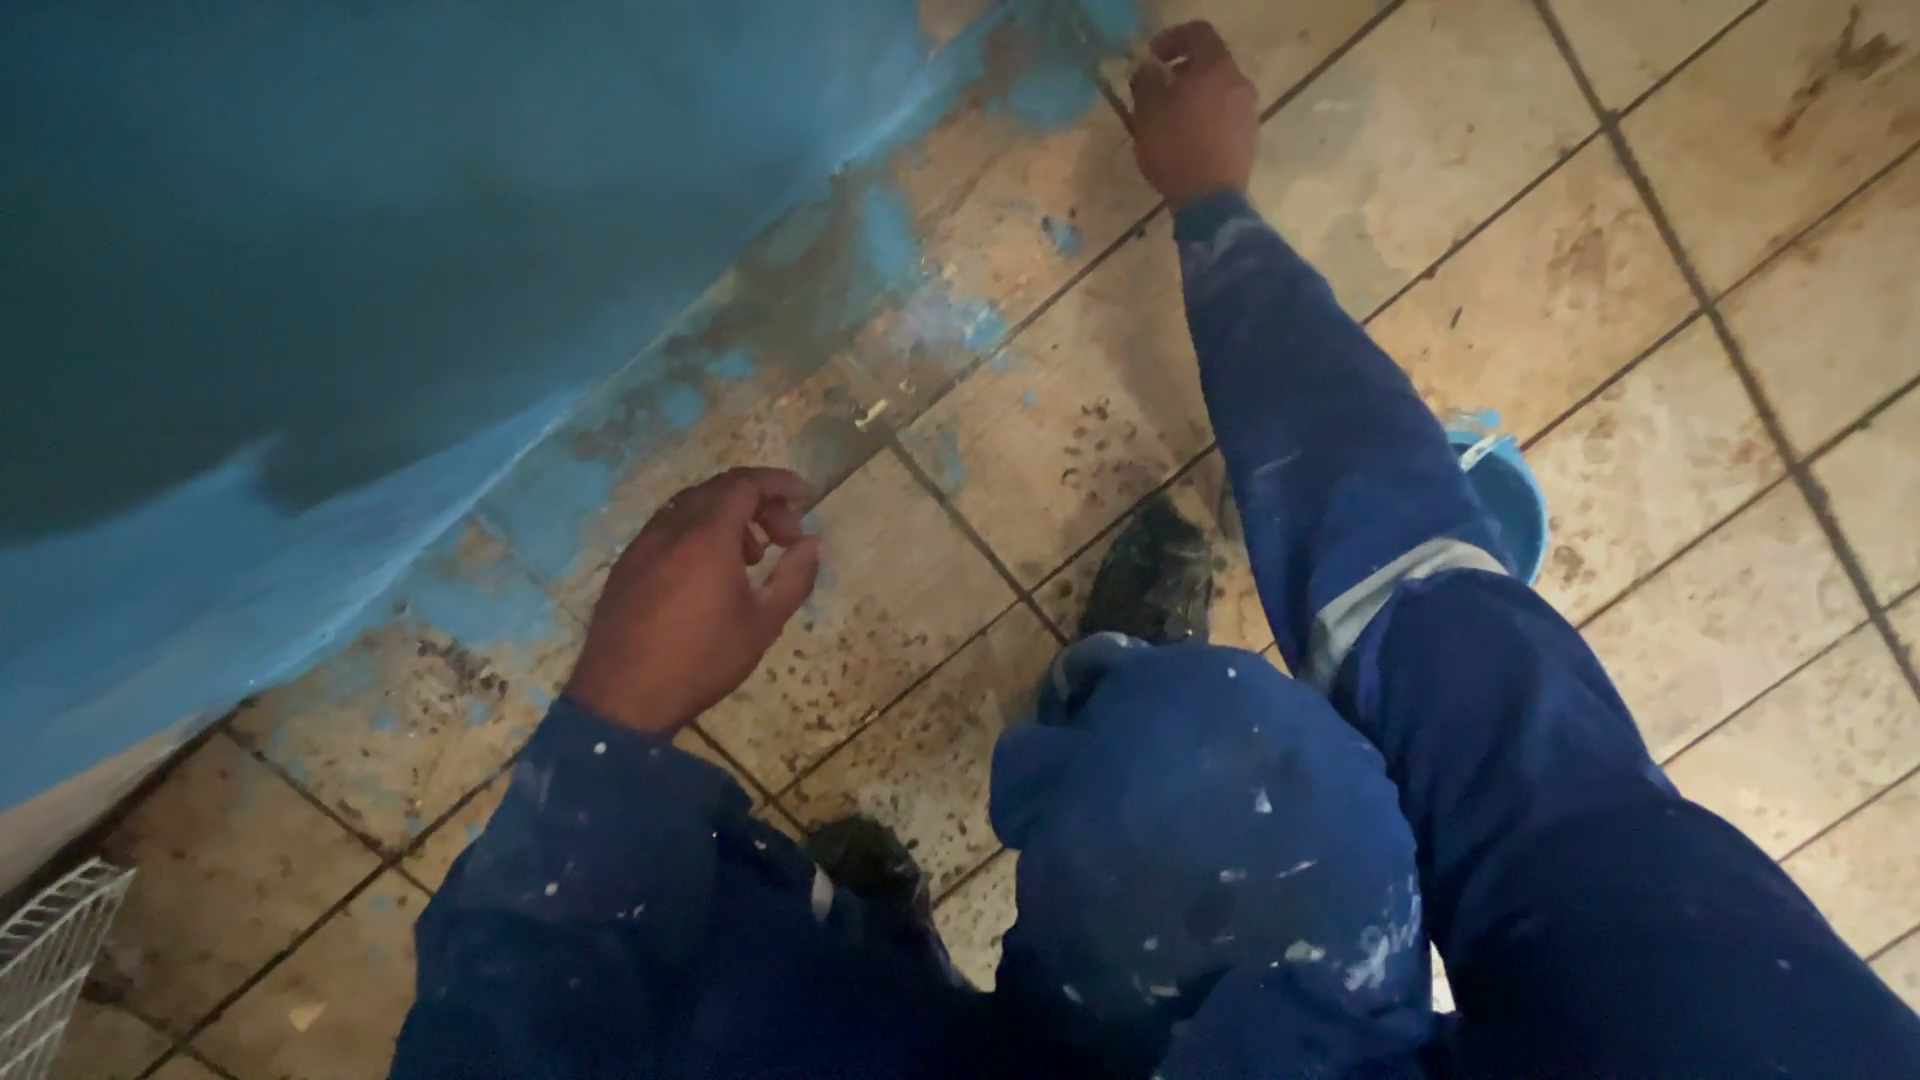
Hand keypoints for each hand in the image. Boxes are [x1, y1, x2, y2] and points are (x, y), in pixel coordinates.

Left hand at [565, 467, 821, 735]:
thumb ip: (794, 577)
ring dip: (729, 517)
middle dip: (760, 502)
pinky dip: (700, 531)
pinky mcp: (627, 565)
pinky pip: (669, 528)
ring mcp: (643, 545)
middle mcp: (671, 528)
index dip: (779, 483)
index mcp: (707, 535)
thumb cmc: (702, 660)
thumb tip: (812, 543)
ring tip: (752, 556)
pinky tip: (711, 571)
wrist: (622, 699)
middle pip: (719, 489)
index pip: (745, 484)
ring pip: (691, 506)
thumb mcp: (763, 622)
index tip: (806, 496)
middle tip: (786, 536)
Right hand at [1129, 21, 1259, 209]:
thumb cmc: (1176, 151)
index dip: (1172, 39)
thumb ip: (1146, 84)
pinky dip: (1207, 120)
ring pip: (1219, 92)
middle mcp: (1238, 82)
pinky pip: (1225, 118)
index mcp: (1215, 67)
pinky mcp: (1249, 139)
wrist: (1210, 201)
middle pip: (1211, 64)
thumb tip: (1147, 71)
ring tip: (1172, 121)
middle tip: (1159, 91)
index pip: (1197, 33)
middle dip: (1183, 72)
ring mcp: (1248, 112)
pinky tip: (1189, 142)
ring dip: (1196, 98)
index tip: (1151, 58)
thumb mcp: (1148, 115)